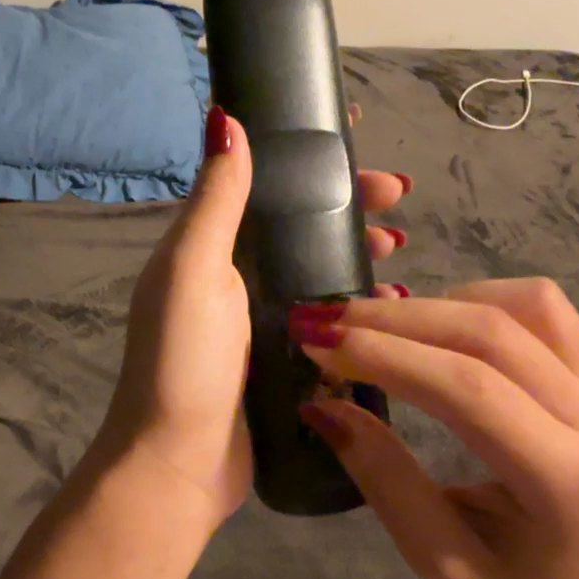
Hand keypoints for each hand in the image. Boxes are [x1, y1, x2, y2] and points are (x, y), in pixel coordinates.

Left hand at [99, 105, 412, 524]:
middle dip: (346, 200)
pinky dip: (362, 302)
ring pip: (320, 266)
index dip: (303, 154)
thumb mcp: (193, 270)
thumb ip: (214, 199)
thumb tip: (223, 115)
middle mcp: (233, 275)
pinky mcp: (286, 359)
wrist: (179, 463)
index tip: (351, 131)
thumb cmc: (183, 359)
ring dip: (358, 248)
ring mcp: (261, 319)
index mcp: (208, 246)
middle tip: (395, 196)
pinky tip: (395, 302)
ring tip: (399, 248)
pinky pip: (332, 316)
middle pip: (299, 221)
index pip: (261, 181)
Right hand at [292, 278, 578, 578]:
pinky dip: (476, 299)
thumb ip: (385, 480)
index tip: (314, 343)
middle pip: (488, 334)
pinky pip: (541, 305)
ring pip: (517, 306)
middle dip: (392, 319)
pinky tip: (436, 324)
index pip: (467, 389)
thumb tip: (322, 406)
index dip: (385, 355)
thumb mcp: (439, 558)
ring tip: (374, 325)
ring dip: (432, 304)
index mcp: (564, 481)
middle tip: (320, 321)